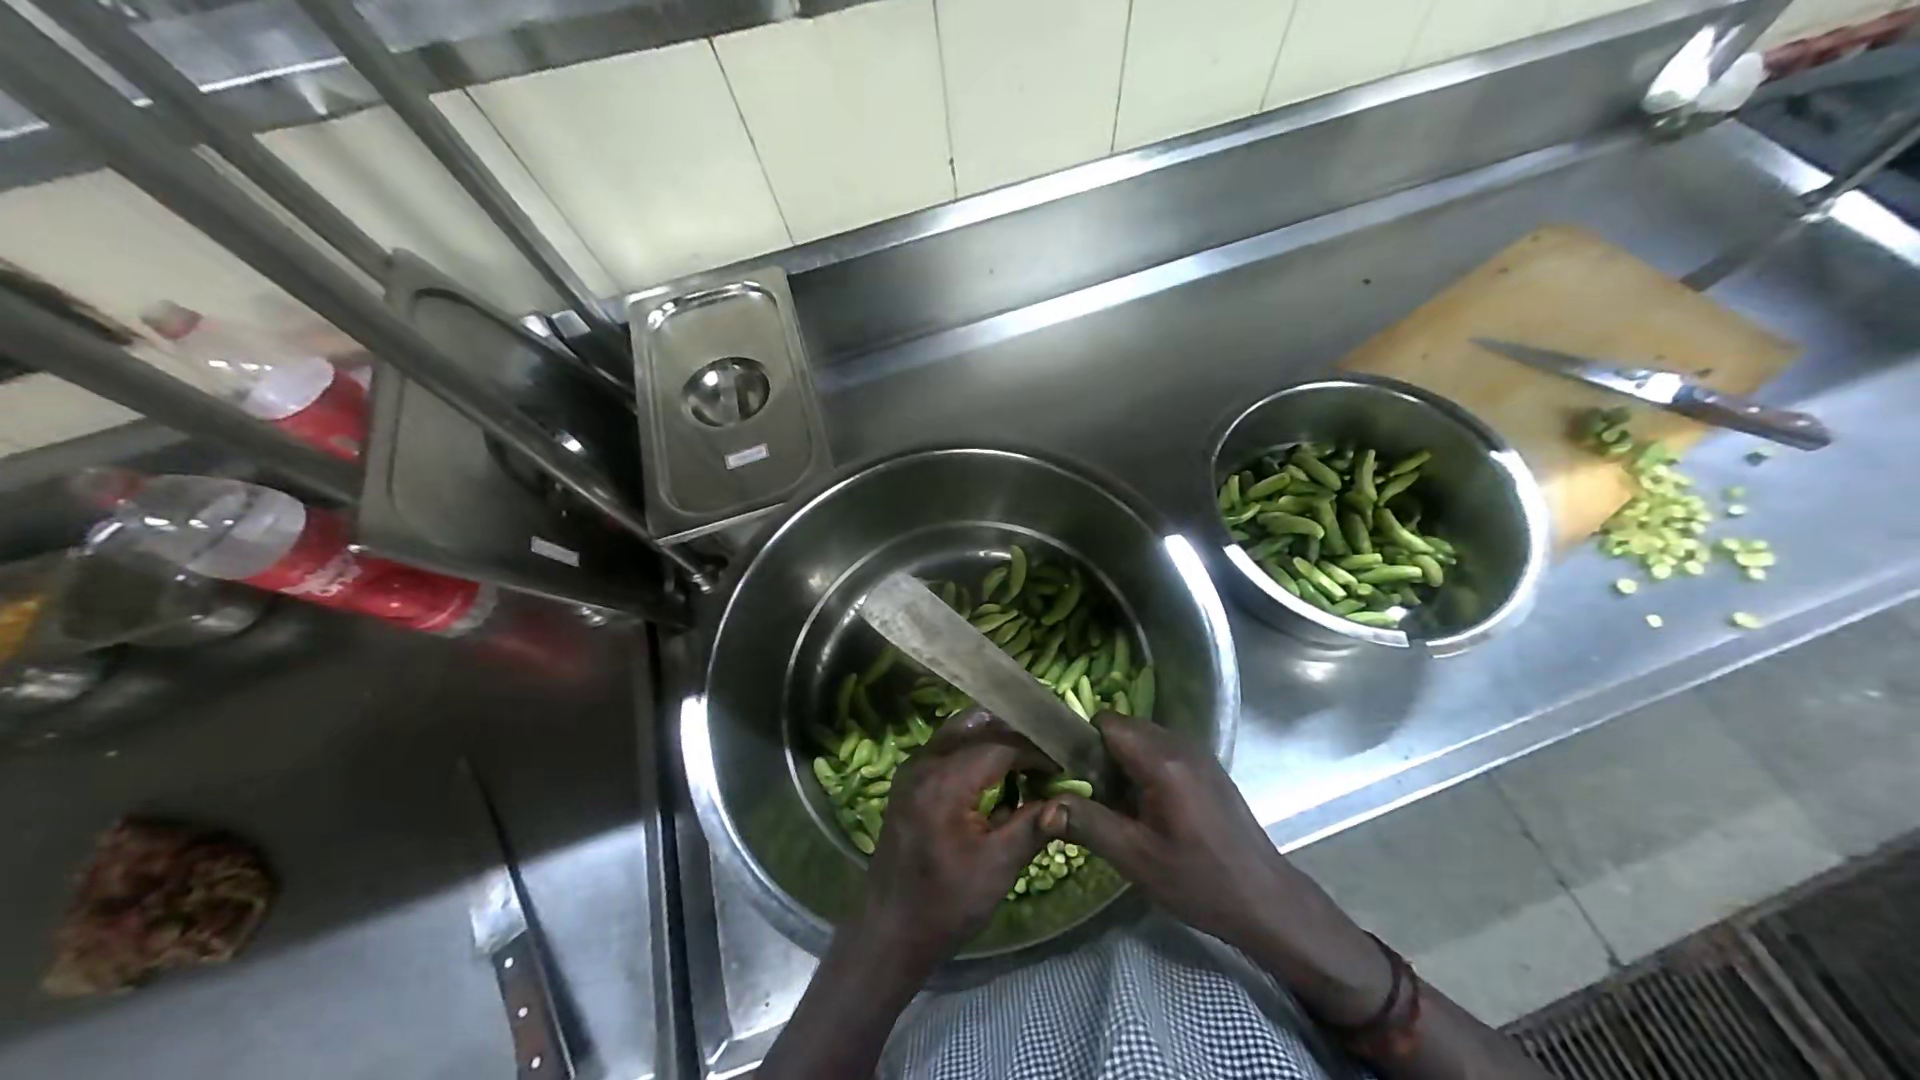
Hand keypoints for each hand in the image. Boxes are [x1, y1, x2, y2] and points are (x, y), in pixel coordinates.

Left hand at [854, 711, 1050, 971]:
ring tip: (1028, 759)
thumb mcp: (997, 866)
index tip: (1064, 764)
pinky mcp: (909, 781)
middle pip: (977, 726)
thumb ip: (1034, 825)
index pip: (1000, 744)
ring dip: (994, 738)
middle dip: (1015, 735)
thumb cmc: (945, 904)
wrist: (890, 931)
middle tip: (1048, 753)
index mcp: (944, 781)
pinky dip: (974, 750)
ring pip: (960, 731)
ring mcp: (912, 768)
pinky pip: (947, 747)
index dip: (1036, 751)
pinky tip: (997, 775)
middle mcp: (924, 762)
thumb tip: (1070, 801)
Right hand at [1037, 711, 1296, 949]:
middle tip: (1084, 790)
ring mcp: (1198, 754)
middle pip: (1124, 727)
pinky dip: (1142, 767)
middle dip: (1098, 752)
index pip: (1107, 722)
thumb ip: (1087, 824)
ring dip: (1120, 760)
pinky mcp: (1207, 767)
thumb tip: (1042, 807)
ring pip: (1142, 738)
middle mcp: (1181, 745)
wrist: (1266, 902)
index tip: (1065, 770)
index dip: (1081, 740)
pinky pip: (1161, 750)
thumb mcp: (1136, 858)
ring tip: (1110, 801)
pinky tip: (1142, 806)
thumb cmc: (1199, 882)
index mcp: (1162, 761)